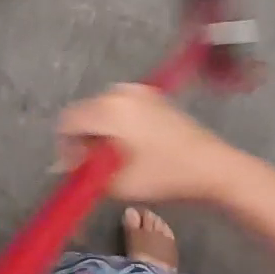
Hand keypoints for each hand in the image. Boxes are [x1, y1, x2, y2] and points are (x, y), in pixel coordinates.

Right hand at [56, 83, 248, 204]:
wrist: (212, 165)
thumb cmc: (164, 174)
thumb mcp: (117, 182)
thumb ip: (83, 173)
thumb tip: (62, 167)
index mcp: (108, 108)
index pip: (68, 122)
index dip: (65, 147)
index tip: (77, 169)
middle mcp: (119, 92)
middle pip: (84, 114)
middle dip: (84, 140)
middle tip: (97, 167)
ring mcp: (138, 91)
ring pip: (102, 111)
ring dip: (101, 133)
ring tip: (116, 160)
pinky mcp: (152, 97)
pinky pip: (121, 109)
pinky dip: (118, 126)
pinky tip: (132, 148)